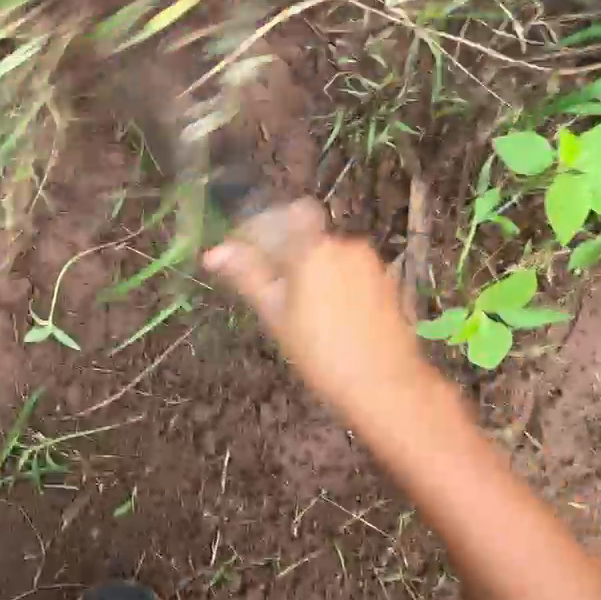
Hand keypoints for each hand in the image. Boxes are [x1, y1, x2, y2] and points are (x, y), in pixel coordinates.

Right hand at [203, 201, 426, 415]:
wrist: (385, 384)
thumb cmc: (320, 351)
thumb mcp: (275, 313)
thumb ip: (247, 275)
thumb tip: (213, 252)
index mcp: (314, 249)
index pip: (288, 215)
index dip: (269, 228)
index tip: (252, 252)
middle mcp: (346, 246)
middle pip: (307, 239)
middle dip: (287, 259)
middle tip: (272, 294)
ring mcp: (370, 264)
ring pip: (329, 258)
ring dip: (311, 274)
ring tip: (301, 313)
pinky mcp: (387, 283)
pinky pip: (350, 273)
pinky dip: (334, 287)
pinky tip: (329, 319)